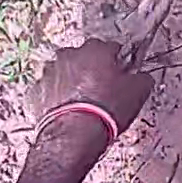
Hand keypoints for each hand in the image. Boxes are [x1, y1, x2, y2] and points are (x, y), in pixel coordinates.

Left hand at [27, 40, 154, 170]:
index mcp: (95, 50)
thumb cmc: (104, 110)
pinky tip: (69, 110)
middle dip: (93, 70)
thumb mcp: (137, 93)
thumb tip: (143, 77)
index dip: (118, 61)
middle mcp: (70, 55)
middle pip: (85, 57)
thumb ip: (142, 78)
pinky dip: (58, 96)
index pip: (111, 47)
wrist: (74, 135)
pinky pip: (50, 89)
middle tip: (103, 89)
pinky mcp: (38, 91)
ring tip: (85, 102)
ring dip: (74, 82)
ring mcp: (51, 72)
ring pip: (65, 72)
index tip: (121, 72)